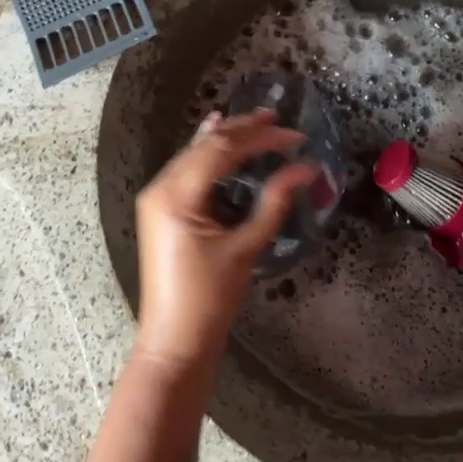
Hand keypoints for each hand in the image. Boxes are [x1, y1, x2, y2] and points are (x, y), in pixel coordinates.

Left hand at [132, 109, 317, 369]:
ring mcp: (156, 198)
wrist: (174, 341)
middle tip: (277, 120)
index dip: (261, 138)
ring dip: (226, 138)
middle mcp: (160, 187)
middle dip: (243, 130)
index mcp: (177, 195)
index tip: (295, 136)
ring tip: (257, 122)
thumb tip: (306, 168)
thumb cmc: (210, 300)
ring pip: (194, 154)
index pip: (223, 150)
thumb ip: (275, 202)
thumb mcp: (246, 248)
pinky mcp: (160, 210)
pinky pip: (186, 170)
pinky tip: (217, 135)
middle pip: (205, 145)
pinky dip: (207, 154)